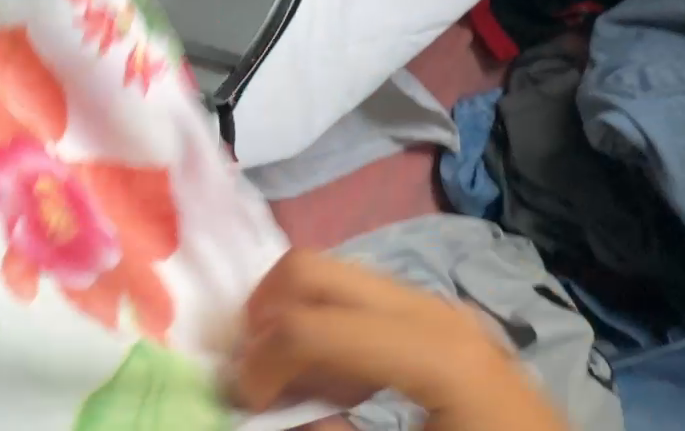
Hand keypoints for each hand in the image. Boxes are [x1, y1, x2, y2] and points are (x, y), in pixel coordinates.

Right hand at [229, 251, 567, 430]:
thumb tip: (272, 413)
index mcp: (435, 354)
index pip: (309, 327)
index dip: (261, 362)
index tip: (245, 401)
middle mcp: (432, 311)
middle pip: (310, 271)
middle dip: (263, 313)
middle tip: (252, 364)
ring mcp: (438, 308)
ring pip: (327, 274)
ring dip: (290, 314)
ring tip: (289, 373)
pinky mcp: (440, 319)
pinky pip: (356, 296)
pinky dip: (324, 322)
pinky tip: (333, 376)